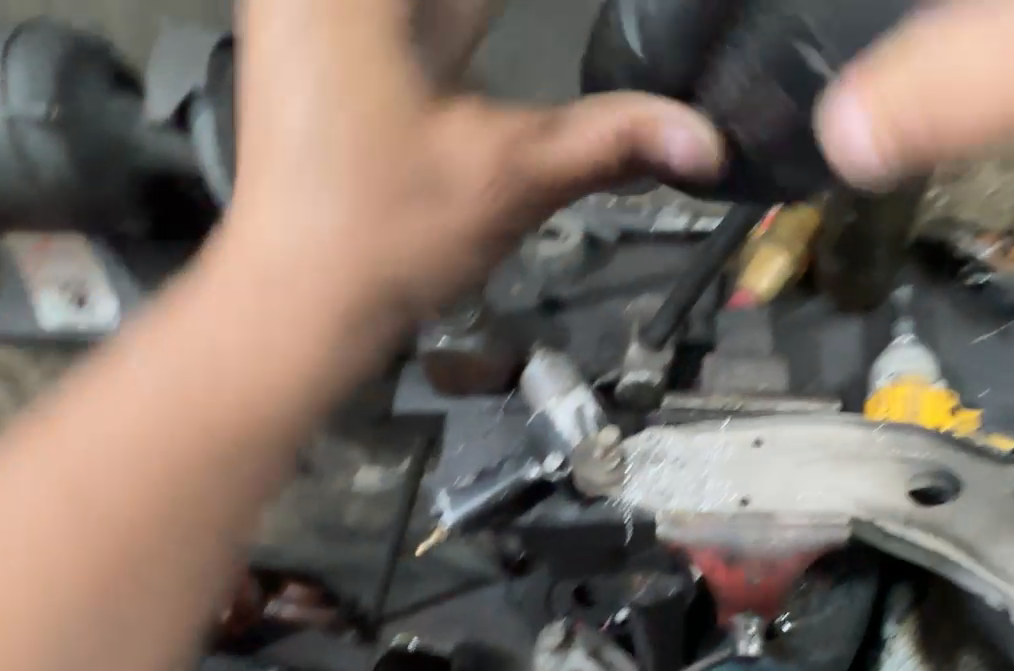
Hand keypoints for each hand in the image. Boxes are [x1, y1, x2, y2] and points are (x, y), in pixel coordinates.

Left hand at [216, 0, 723, 324]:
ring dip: (477, 25)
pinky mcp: (322, 32)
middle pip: (454, 1)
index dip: (544, 14)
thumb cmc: (395, 238)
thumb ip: (615, 140)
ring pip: (435, 6)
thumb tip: (711, 141)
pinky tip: (484, 36)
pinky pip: (413, 13)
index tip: (595, 41)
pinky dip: (458, 23)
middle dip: (488, 22)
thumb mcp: (515, 179)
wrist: (302, 297)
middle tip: (628, 32)